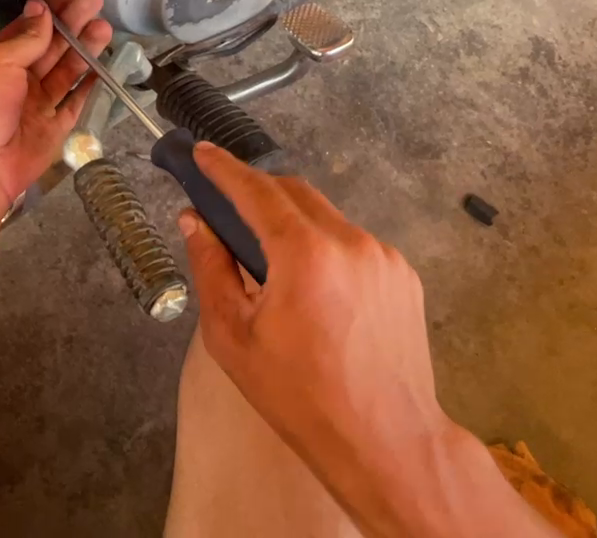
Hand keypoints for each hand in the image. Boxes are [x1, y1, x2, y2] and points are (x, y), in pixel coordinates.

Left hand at [0, 0, 109, 222]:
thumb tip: (42, 11)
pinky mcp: (53, 128)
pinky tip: (103, 64)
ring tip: (105, 26)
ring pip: (65, 70)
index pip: (26, 28)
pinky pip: (75, 102)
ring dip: (84, 47)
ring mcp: (36, 105)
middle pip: (49, 45)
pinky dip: (89, 84)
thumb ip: (24, 39)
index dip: (49, 8)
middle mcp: (15, 80)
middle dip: (72, 22)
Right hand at [177, 144, 465, 534]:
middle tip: (225, 204)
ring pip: (324, 216)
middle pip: (292, 192)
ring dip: (290, 220)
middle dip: (256, 190)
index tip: (201, 152)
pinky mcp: (403, 275)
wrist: (390, 445)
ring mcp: (383, 257)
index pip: (256, 191)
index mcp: (304, 255)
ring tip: (269, 257)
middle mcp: (349, 242)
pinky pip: (351, 242)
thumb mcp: (232, 337)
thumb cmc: (299, 396)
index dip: (224, 168)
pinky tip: (312, 284)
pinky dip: (322, 245)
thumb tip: (194, 222)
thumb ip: (210, 268)